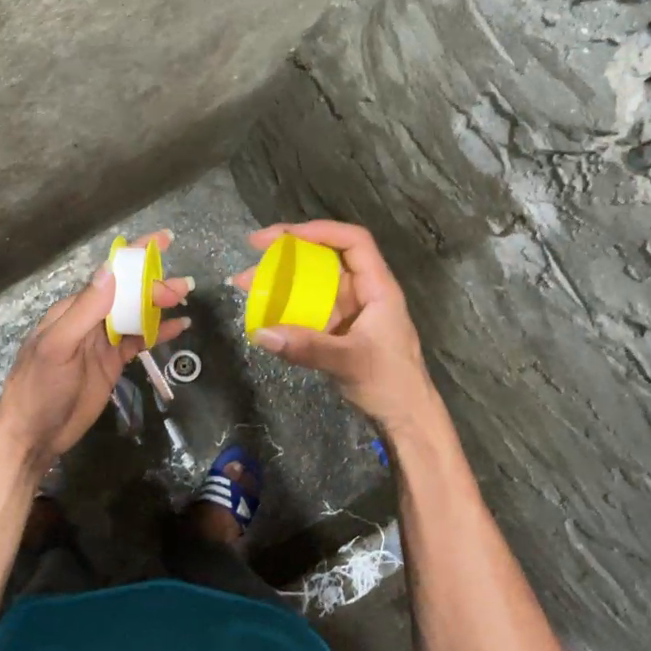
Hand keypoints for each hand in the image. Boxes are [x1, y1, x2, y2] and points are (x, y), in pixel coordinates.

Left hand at [0, 231, 192, 463]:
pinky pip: (137, 341)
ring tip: (186, 297)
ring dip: (159, 305)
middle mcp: (88, 321)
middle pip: (126, 294)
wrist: (33, 435)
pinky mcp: (111, 364)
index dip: (133, 257)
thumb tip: (110, 272)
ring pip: (135, 315)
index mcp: (72, 310)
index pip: (108, 276)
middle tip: (182, 288)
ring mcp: (100, 343)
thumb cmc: (39, 388)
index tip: (162, 240)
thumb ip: (85, 311)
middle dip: (153, 285)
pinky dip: (157, 332)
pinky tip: (178, 327)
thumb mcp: (58, 347)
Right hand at [231, 220, 432, 429]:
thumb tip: (261, 333)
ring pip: (312, 284)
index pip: (353, 241)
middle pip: (326, 258)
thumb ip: (307, 347)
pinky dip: (284, 306)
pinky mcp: (337, 332)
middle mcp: (363, 293)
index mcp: (378, 288)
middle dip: (289, 252)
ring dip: (280, 280)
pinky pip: (307, 309)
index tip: (282, 237)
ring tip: (244, 283)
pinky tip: (260, 313)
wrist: (406, 419)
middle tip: (254, 249)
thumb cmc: (391, 383)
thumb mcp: (350, 362)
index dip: (319, 231)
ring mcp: (349, 312)